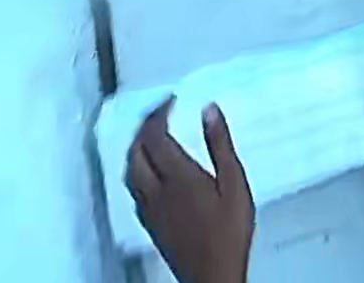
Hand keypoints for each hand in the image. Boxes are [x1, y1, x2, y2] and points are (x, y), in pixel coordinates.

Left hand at [126, 99, 254, 282]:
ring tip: (152, 133)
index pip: (154, 136)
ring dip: (136, 145)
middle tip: (160, 111)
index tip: (171, 99)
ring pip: (130, 170)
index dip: (158, 112)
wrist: (213, 277)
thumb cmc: (229, 230)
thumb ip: (219, 144)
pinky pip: (133, 187)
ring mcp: (149, 209)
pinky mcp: (149, 224)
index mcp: (177, 176)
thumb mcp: (234, 182)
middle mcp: (156, 190)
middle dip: (143, 126)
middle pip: (136, 151)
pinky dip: (137, 166)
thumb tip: (209, 108)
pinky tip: (150, 167)